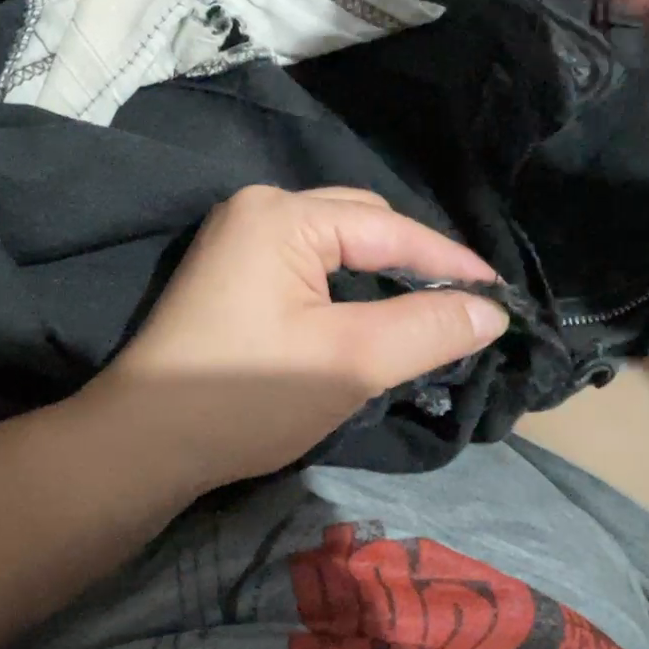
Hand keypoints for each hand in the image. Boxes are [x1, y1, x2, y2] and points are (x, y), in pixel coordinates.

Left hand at [75, 186, 508, 491]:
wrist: (145, 438)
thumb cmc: (246, 395)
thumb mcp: (349, 361)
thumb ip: (426, 327)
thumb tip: (489, 310)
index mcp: (281, 214)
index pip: (387, 228)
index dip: (449, 262)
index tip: (503, 299)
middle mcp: (256, 209)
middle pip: (359, 223)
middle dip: (413, 263)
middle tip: (463, 309)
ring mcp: (236, 238)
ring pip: (333, 245)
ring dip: (379, 274)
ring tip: (427, 313)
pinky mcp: (229, 270)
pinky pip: (305, 263)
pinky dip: (344, 286)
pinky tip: (369, 313)